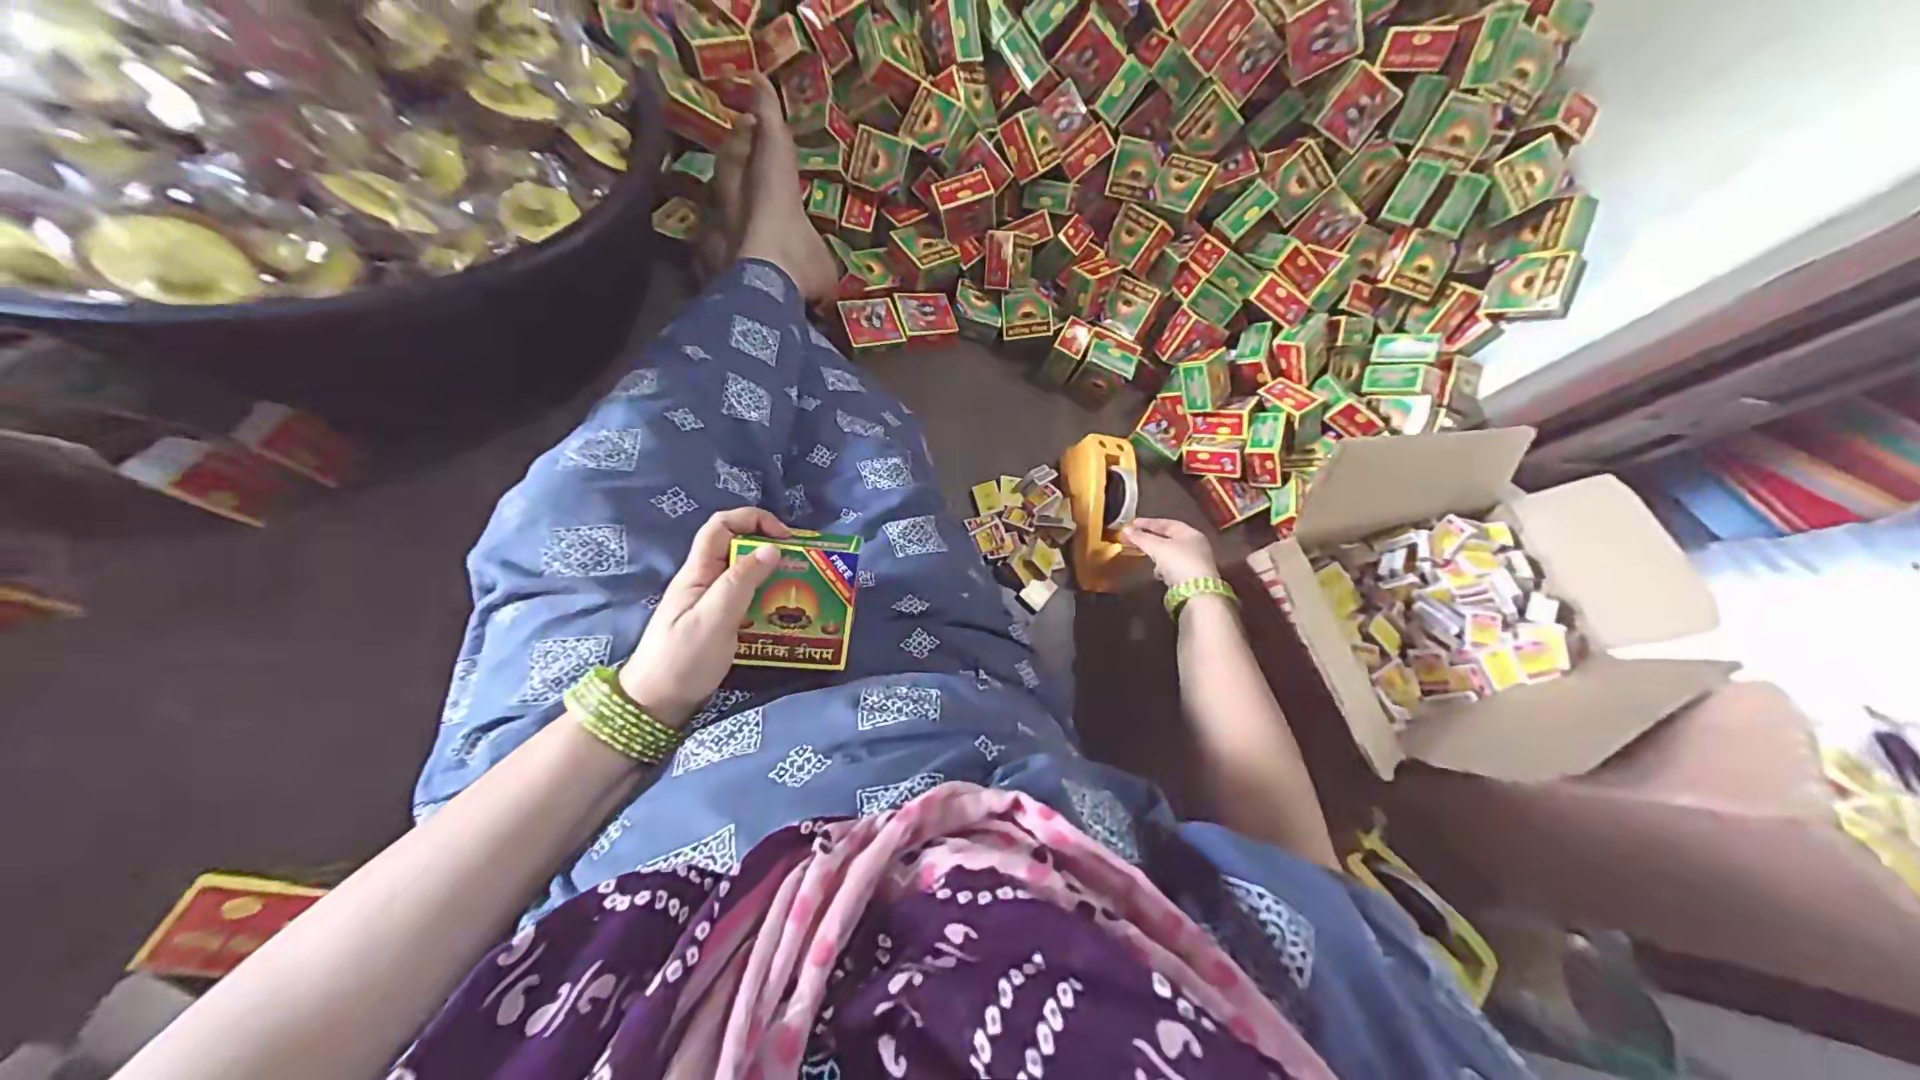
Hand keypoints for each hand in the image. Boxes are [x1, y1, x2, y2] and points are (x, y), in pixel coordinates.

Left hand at [620, 508, 791, 728]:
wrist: (655, 703)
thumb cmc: (682, 660)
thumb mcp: (714, 619)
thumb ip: (741, 582)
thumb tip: (773, 549)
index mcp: (698, 572)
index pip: (722, 525)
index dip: (754, 520)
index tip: (786, 538)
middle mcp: (705, 580)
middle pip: (738, 546)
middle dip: (771, 547)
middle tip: (801, 564)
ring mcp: (711, 601)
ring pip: (745, 573)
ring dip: (772, 574)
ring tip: (799, 588)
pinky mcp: (720, 621)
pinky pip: (747, 598)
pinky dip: (767, 598)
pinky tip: (783, 613)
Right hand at [1122, 518, 1220, 588]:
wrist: (1196, 592)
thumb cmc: (1178, 562)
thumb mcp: (1157, 547)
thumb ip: (1141, 538)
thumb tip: (1126, 529)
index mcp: (1190, 533)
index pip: (1167, 523)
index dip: (1149, 523)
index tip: (1132, 524)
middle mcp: (1195, 545)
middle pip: (1169, 538)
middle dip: (1151, 537)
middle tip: (1134, 537)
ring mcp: (1194, 562)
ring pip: (1170, 553)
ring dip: (1156, 552)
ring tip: (1143, 553)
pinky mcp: (1191, 577)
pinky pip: (1173, 566)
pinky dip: (1163, 566)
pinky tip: (1157, 572)